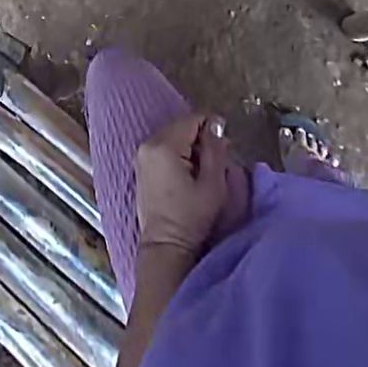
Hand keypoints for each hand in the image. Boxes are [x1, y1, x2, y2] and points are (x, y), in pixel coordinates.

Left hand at [135, 112, 230, 256]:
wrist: (165, 246)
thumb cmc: (191, 217)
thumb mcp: (212, 184)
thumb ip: (215, 150)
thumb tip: (216, 124)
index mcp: (163, 145)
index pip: (190, 120)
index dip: (210, 124)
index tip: (226, 139)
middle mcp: (148, 143)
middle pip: (179, 126)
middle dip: (200, 136)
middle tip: (220, 156)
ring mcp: (141, 154)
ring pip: (171, 136)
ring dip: (190, 145)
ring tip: (206, 167)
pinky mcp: (141, 165)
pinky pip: (163, 147)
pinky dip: (178, 153)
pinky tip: (190, 172)